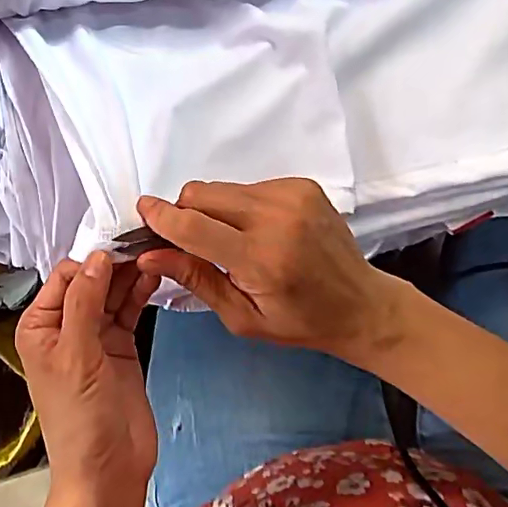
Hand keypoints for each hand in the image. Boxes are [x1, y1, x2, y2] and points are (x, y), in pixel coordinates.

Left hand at [14, 251, 159, 496]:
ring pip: (109, 293)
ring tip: (151, 256)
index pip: (63, 277)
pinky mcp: (118, 347)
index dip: (89, 261)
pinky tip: (152, 278)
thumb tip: (96, 259)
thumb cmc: (80, 419)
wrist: (108, 473)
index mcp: (39, 324)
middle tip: (141, 245)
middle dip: (111, 265)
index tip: (118, 245)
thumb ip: (84, 303)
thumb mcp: (76, 355)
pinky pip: (126, 311)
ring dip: (127, 276)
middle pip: (88, 281)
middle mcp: (63, 325)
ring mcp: (92, 335)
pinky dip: (138, 295)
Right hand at [135, 178, 408, 364]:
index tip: (143, 212)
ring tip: (232, 238)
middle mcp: (277, 219)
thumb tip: (147, 256)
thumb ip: (193, 279)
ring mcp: (292, 197)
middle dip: (185, 213)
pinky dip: (239, 205)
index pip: (193, 227)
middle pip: (199, 195)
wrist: (365, 306)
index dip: (161, 217)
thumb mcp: (241, 317)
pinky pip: (244, 185)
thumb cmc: (300, 321)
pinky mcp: (301, 185)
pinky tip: (258, 228)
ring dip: (212, 209)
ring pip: (219, 187)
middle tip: (194, 241)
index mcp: (261, 260)